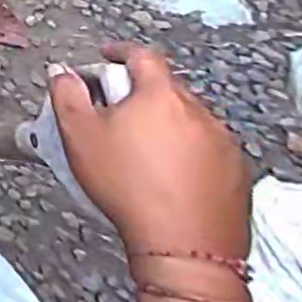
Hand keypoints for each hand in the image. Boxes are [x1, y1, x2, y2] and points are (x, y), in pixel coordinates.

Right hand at [49, 43, 251, 258]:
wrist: (184, 250)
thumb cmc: (127, 185)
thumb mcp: (78, 132)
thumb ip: (65, 92)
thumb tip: (62, 71)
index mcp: (161, 96)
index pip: (142, 56)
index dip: (120, 51)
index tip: (106, 55)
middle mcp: (200, 114)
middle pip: (166, 86)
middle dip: (139, 89)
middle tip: (114, 106)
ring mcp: (225, 146)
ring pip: (188, 118)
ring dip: (165, 120)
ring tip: (139, 144)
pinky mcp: (239, 176)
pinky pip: (208, 147)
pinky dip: (186, 148)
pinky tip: (167, 171)